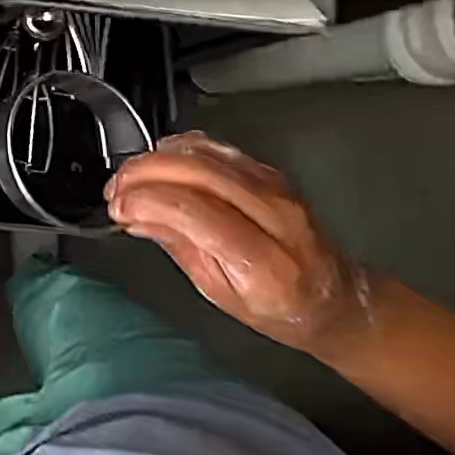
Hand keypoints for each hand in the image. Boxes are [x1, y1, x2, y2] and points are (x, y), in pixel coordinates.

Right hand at [105, 131, 372, 359]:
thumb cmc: (276, 307)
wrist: (339, 299)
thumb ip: (177, 246)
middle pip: (196, 172)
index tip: (117, 209)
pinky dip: (174, 150)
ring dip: (152, 160)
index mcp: (266, 263)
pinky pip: (212, 146)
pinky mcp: (268, 172)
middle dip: (140, 174)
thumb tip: (134, 215)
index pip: (194, 212)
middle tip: (115, 191)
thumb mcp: (218, 291)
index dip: (144, 202)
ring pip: (201, 153)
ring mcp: (277, 189)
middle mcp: (278, 218)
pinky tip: (157, 166)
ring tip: (129, 180)